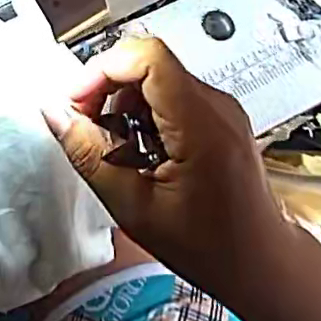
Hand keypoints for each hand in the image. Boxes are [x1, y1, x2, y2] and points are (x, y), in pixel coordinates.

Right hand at [43, 33, 296, 298]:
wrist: (264, 263)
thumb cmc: (209, 246)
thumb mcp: (135, 209)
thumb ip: (91, 156)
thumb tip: (55, 114)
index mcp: (201, 124)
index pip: (148, 57)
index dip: (104, 69)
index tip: (80, 102)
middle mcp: (215, 103)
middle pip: (147, 63)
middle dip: (106, 88)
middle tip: (88, 129)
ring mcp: (219, 106)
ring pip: (154, 76)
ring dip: (122, 103)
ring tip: (116, 149)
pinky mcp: (217, 114)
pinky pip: (169, 93)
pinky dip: (142, 113)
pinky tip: (139, 152)